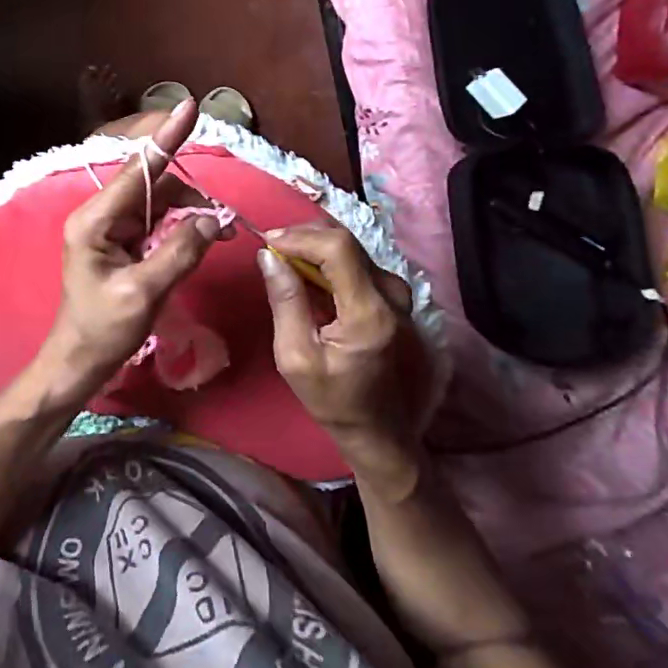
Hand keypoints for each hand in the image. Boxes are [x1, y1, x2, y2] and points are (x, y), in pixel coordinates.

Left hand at [40, 100, 220, 401]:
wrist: (80, 361)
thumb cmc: (103, 329)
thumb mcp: (144, 292)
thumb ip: (180, 251)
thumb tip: (213, 220)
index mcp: (95, 220)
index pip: (138, 170)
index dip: (166, 138)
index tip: (189, 107)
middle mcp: (102, 215)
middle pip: (154, 184)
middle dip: (191, 193)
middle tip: (225, 218)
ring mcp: (112, 228)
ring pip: (160, 203)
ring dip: (190, 211)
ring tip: (220, 232)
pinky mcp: (123, 242)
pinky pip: (159, 222)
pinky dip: (183, 226)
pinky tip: (203, 237)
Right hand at [257, 222, 424, 474]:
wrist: (381, 431)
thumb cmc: (334, 400)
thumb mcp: (295, 357)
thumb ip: (285, 301)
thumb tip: (268, 256)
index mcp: (368, 312)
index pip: (338, 248)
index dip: (300, 236)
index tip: (268, 242)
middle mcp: (392, 294)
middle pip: (346, 242)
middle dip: (304, 237)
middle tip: (271, 248)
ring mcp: (400, 295)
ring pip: (353, 249)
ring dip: (316, 247)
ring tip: (285, 259)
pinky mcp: (397, 298)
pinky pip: (360, 263)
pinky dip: (330, 261)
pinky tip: (309, 275)